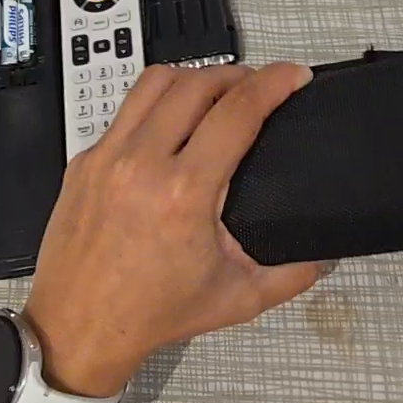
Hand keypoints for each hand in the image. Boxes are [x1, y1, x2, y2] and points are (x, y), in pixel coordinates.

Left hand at [22, 63, 329, 397]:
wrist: (77, 328)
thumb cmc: (149, 314)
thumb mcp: (237, 299)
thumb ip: (292, 275)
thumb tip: (325, 255)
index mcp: (184, 193)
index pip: (238, 111)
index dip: (274, 83)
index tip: (293, 75)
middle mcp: (141, 164)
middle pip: (198, 83)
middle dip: (239, 74)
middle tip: (258, 85)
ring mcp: (107, 157)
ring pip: (155, 82)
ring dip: (195, 77)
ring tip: (216, 91)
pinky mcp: (85, 160)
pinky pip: (125, 109)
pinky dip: (157, 103)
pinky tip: (172, 122)